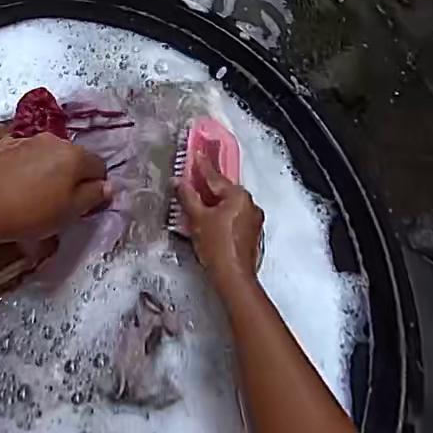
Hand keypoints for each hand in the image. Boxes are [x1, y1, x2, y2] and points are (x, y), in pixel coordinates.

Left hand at [0, 134, 110, 242]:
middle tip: (60, 204)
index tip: (84, 206)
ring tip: (35, 197)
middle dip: (72, 177)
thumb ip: (93, 197)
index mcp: (76, 155)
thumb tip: (108, 187)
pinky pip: (26, 155)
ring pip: (50, 155)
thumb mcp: (70, 213)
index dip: (96, 187)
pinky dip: (27, 167)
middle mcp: (55, 140)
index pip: (99, 167)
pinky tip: (17, 186)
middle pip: (74, 159)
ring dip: (49, 171)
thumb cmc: (31, 213)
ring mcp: (28, 140)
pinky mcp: (6, 145)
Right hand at [177, 151, 264, 284]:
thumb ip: (187, 196)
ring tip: (197, 205)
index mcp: (239, 196)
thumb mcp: (197, 218)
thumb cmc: (217, 247)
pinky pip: (235, 217)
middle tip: (191, 182)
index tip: (196, 154)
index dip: (202, 166)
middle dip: (207, 188)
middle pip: (223, 191)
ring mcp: (254, 220)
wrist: (234, 278)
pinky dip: (222, 216)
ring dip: (214, 203)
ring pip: (229, 205)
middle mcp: (250, 205)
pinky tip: (210, 222)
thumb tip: (179, 182)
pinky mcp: (252, 234)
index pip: (215, 177)